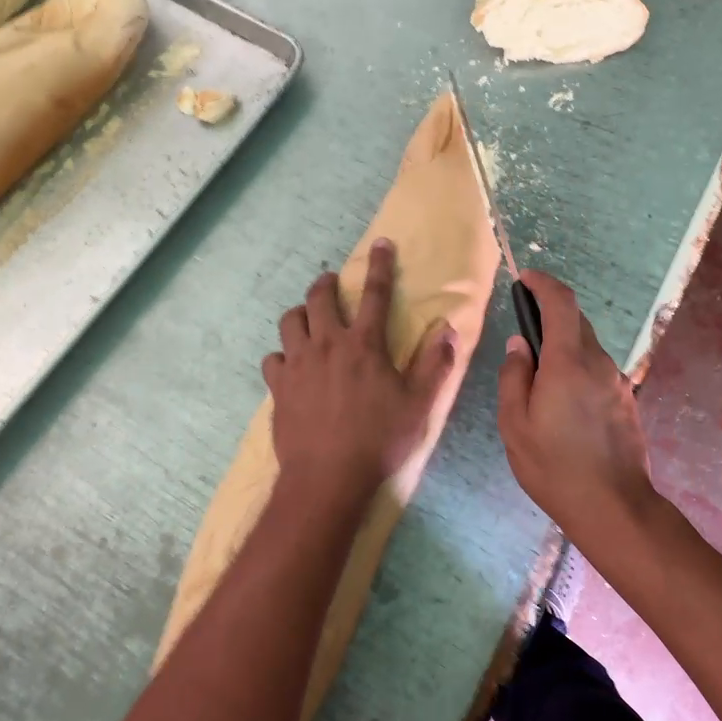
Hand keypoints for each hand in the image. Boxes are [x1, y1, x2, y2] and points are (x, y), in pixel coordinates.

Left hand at [263, 239, 458, 497]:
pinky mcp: (278, 386)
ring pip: (290, 321)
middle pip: (320, 298)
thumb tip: (448, 330)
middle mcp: (328, 344)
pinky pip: (273, 358)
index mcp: (364, 344)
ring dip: (300, 314)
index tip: (381, 244)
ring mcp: (298, 364)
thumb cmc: (379, 440)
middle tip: (331, 283)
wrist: (327, 477)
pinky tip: (289, 365)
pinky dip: (282, 356)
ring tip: (307, 320)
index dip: (380, 266)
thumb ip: (434, 365)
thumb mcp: (418, 405)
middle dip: (326, 284)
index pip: (375, 294)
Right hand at [497, 270, 655, 536]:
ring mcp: (617, 382)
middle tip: (524, 334)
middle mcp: (598, 363)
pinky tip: (564, 406)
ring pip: (587, 348)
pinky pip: (597, 373)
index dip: (542, 283)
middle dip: (550, 316)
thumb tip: (519, 345)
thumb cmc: (554, 467)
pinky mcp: (627, 402)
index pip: (561, 303)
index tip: (525, 278)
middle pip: (576, 322)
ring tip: (540, 382)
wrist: (615, 508)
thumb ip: (514, 377)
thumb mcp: (515, 425)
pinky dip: (578, 371)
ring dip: (564, 348)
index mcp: (568, 362)